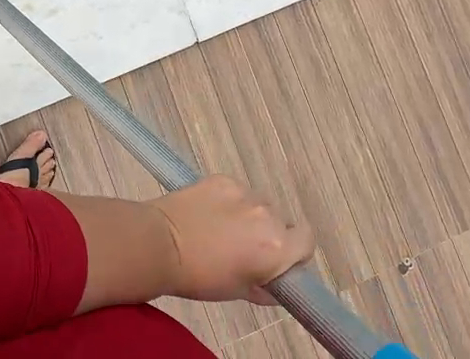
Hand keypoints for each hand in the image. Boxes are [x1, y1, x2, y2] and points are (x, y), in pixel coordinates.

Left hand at [151, 175, 313, 304]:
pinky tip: (210, 211)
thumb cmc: (201, 276)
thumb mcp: (240, 292)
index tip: (278, 259)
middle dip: (270, 232)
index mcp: (278, 247)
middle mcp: (267, 215)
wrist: (161, 242)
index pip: (307, 240)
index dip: (296, 250)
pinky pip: (237, 190)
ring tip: (223, 227)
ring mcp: (243, 193)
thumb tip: (274, 284)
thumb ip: (266, 287)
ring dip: (250, 214)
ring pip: (259, 203)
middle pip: (281, 221)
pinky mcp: (222, 178)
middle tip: (246, 245)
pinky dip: (230, 200)